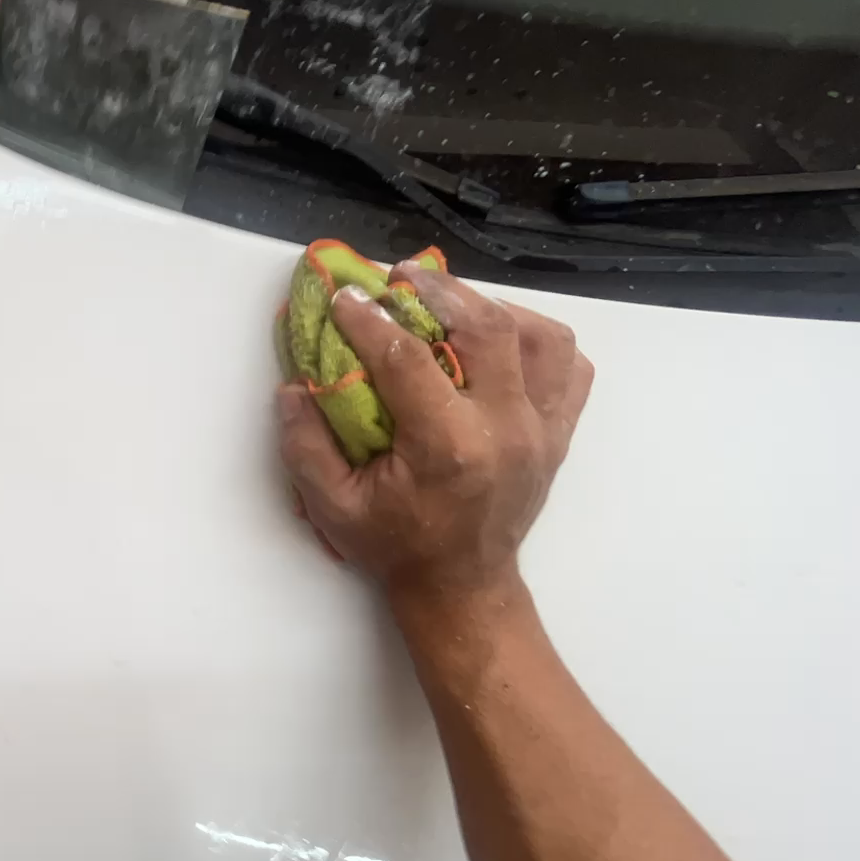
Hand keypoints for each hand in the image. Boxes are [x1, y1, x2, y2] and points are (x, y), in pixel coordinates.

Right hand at [276, 263, 592, 605]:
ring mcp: (543, 428)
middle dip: (438, 292)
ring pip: (540, 336)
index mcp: (447, 447)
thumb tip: (291, 387)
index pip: (407, 360)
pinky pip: (568, 364)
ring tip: (449, 300)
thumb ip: (305, 445)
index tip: (343, 296)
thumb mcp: (331, 505)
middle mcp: (506, 428)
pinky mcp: (558, 431)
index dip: (370, 321)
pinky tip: (497, 336)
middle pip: (486, 329)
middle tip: (398, 276)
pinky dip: (535, 337)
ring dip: (491, 307)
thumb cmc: (391, 546)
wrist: (459, 584)